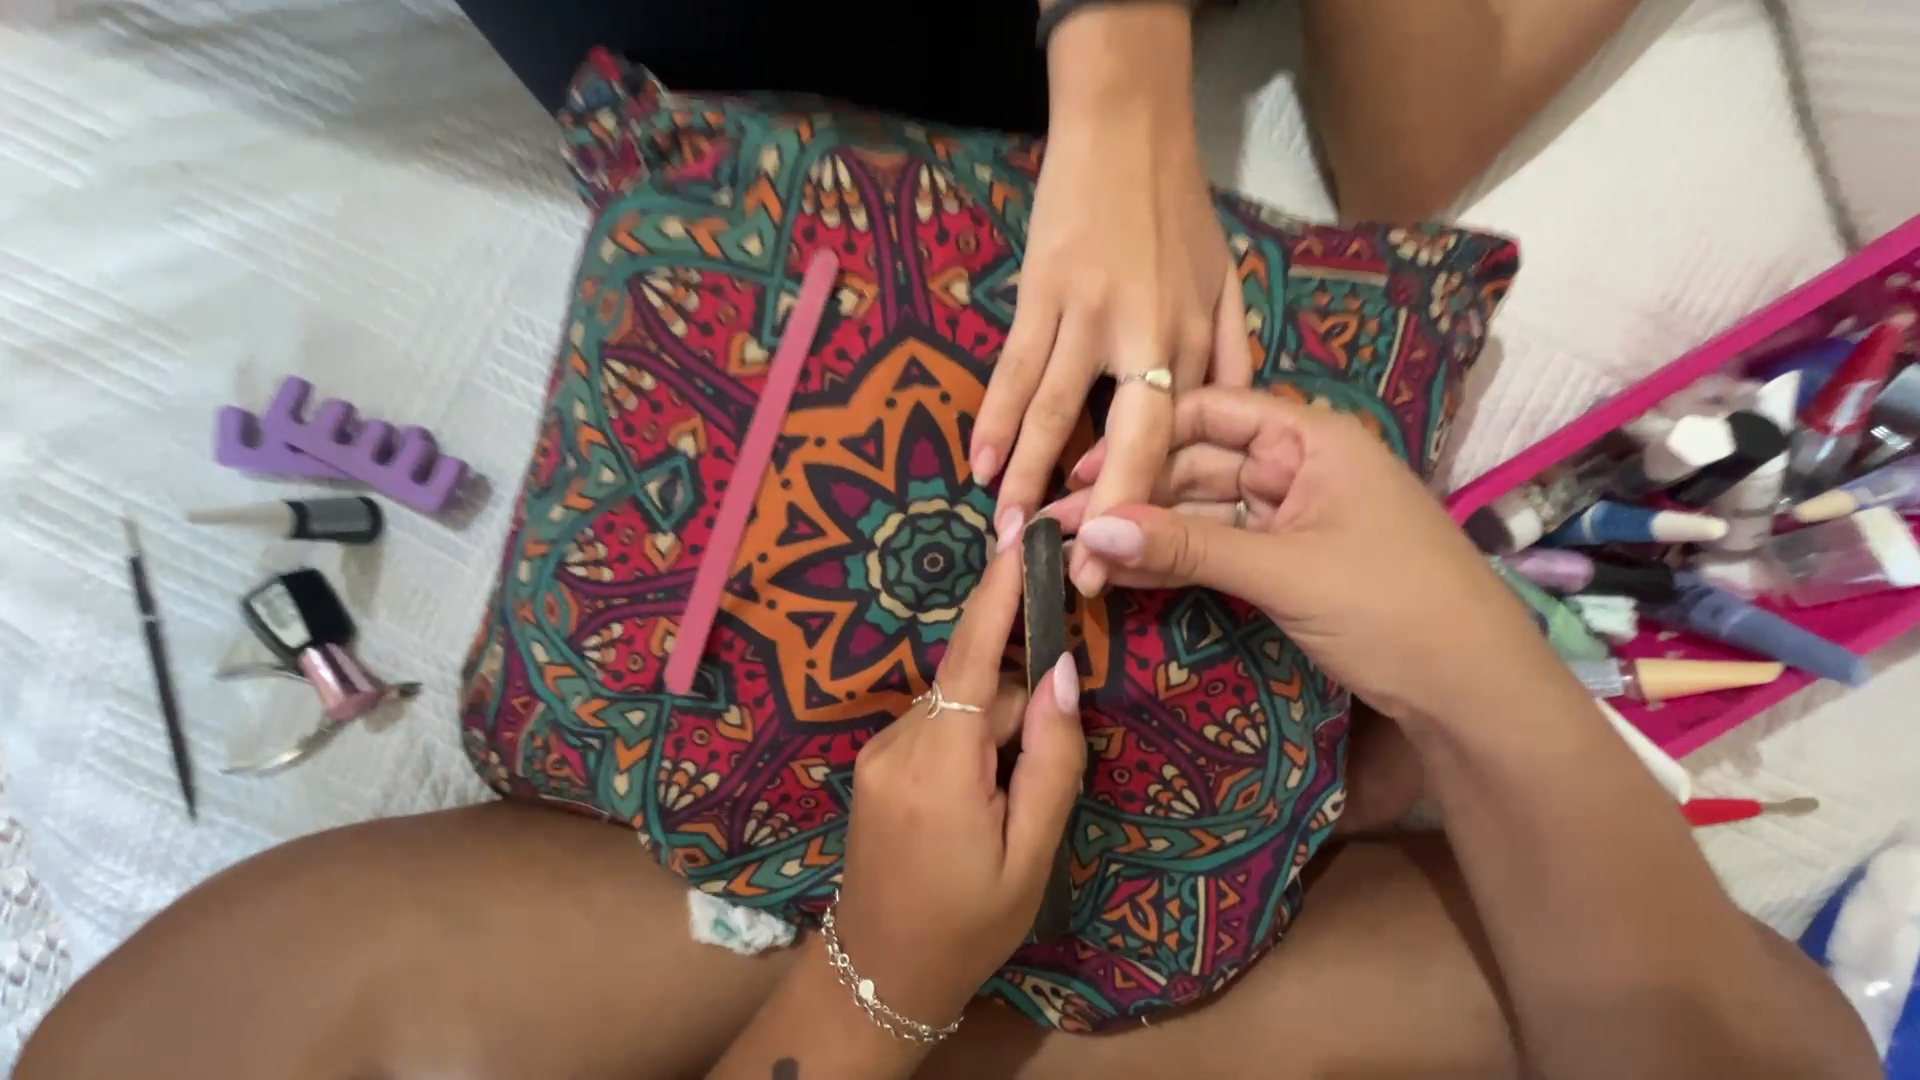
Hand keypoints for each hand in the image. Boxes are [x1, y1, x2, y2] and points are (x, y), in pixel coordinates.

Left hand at [832, 533, 1087, 1026]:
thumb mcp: (1030, 855)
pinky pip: (934, 726)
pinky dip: (968, 740)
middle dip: (1017, 704)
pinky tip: (978, 798)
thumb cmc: (968, 925)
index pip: (970, 657)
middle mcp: (898, 742)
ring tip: (1008, 803)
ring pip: (955, 706)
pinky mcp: (875, 763)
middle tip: (1042, 771)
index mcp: (939, 766)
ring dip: (993, 728)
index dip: (997, 594)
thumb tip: (1062, 675)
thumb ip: (1051, 760)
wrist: (881, 973)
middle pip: (972, 685)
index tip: (1018, 536)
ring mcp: (879, 751)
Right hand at [969, 5, 1251, 595]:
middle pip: (1126, 440)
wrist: (1125, 126)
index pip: (1177, 441)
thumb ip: (1232, 354)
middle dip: (1098, 513)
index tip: (1136, 558)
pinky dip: (996, 417)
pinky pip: (1016, 368)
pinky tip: (980, 462)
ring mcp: (1090, 314)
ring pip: (1058, 412)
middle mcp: (1149, 335)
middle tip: (1073, 573)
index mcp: (1198, 340)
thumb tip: (1227, 426)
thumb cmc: (1178, 210)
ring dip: (1030, 477)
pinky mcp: (1042, 293)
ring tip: (1011, 532)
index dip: (1155, 504)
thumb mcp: (1229, 279)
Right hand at [1045, 388, 1559, 726]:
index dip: (1142, 436)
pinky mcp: (1281, 560)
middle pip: (1194, 466)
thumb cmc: (1394, 608)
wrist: (1472, 693)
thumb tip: (1090, 532)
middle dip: (1130, 499)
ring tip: (1077, 560)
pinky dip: (1171, 563)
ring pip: (1198, 512)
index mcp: (1311, 437)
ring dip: (1143, 536)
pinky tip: (1120, 576)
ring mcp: (1286, 515)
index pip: (1210, 412)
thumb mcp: (1284, 571)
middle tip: (1061, 530)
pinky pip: (1213, 549)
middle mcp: (1295, 465)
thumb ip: (1186, 547)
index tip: (1082, 470)